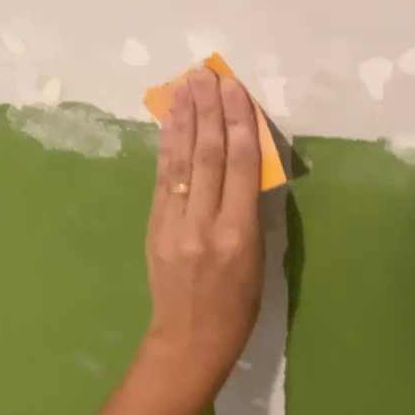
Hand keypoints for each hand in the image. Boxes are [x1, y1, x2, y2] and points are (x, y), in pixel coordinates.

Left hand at [141, 68, 264, 390]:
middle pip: (209, 155)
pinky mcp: (154, 228)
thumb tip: (244, 166)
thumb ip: (250, 212)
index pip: (241, 165)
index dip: (239, 122)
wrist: (189, 340)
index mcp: (240, 234)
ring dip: (185, 120)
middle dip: (209, 111)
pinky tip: (170, 124)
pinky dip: (167, 148)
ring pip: (182, 162)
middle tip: (206, 74)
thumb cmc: (238, 307)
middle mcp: (205, 223)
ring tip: (186, 87)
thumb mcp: (259, 261)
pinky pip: (164, 180)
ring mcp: (174, 225)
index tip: (235, 89)